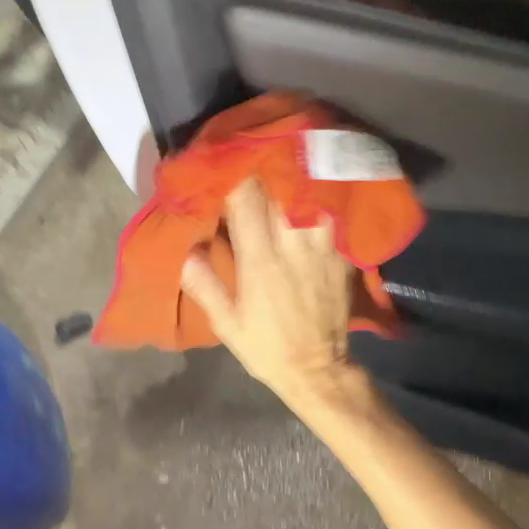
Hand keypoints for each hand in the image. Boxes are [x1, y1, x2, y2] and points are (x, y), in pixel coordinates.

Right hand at [181, 179, 359, 405]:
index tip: (222, 166)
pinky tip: (312, 196)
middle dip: (264, 170)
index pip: (246, 200)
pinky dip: (321, 202)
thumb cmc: (267, 349)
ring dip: (295, 181)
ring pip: (311, 195)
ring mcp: (323, 249)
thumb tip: (186, 253)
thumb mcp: (226, 324)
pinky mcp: (342, 257)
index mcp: (260, 260)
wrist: (317, 369)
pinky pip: (333, 216)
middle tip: (252, 159)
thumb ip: (205, 286)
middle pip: (280, 188)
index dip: (233, 177)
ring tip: (284, 169)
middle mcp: (293, 246)